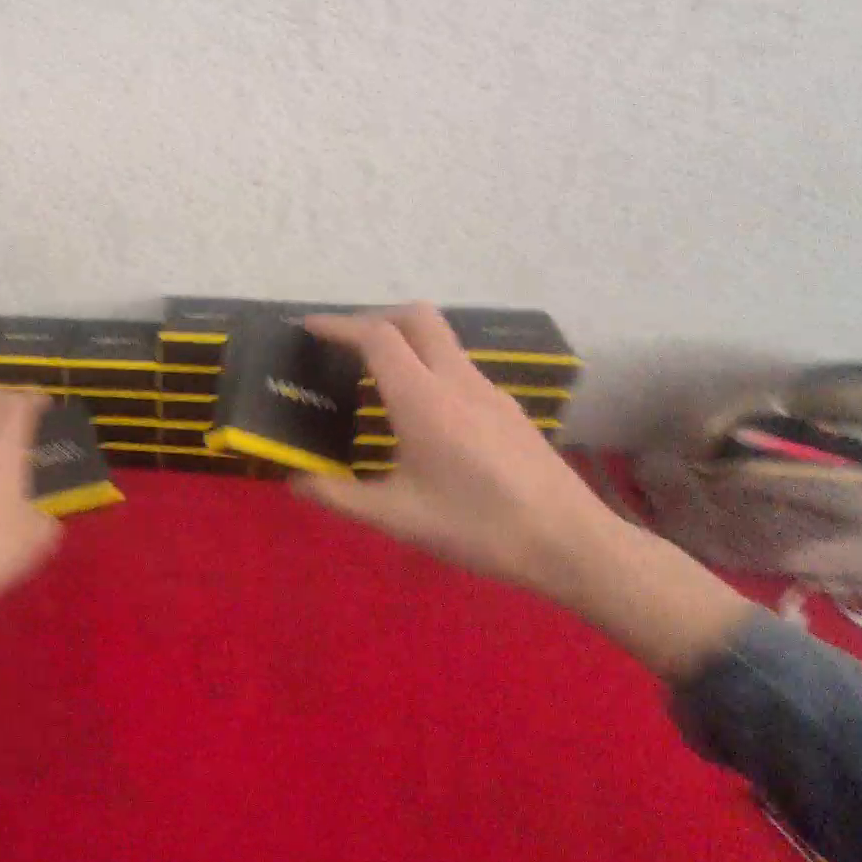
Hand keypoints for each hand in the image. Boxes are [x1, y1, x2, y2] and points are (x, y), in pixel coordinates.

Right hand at [299, 305, 755, 677]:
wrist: (569, 543)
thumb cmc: (476, 527)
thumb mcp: (395, 517)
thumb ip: (337, 496)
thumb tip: (293, 481)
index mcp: (424, 400)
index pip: (377, 338)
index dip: (339, 325)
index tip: (310, 328)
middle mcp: (458, 382)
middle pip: (417, 318)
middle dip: (376, 317)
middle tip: (345, 344)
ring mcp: (490, 392)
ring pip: (443, 342)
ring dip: (405, 343)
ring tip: (374, 380)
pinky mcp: (509, 410)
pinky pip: (460, 370)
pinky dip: (429, 369)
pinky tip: (421, 416)